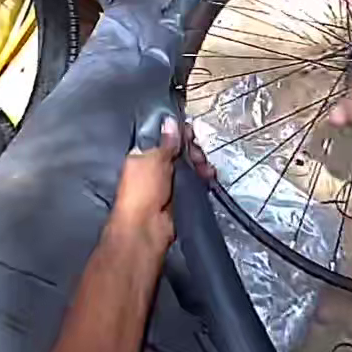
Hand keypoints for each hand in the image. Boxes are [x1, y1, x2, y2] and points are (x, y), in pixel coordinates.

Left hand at [107, 116, 214, 252]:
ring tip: (205, 168)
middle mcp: (155, 167)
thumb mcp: (154, 160)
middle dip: (191, 149)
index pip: (163, 137)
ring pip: (189, 165)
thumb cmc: (143, 190)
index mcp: (142, 155)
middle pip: (179, 150)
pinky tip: (209, 176)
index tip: (190, 132)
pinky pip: (194, 180)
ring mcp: (169, 182)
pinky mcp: (181, 195)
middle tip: (197, 154)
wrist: (146, 229)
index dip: (177, 133)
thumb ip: (166, 142)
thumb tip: (170, 121)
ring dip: (199, 163)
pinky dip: (202, 177)